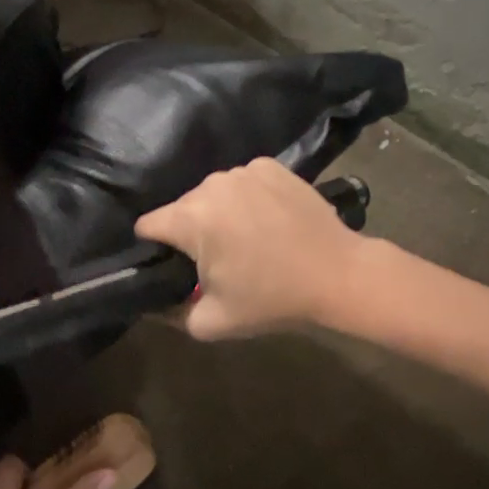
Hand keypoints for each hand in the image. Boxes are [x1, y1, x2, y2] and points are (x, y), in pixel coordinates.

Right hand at [134, 157, 370, 338]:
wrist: (340, 276)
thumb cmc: (272, 299)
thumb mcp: (212, 322)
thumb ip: (170, 315)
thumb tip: (152, 306)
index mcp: (190, 218)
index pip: (147, 226)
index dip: (153, 249)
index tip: (175, 267)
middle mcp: (211, 185)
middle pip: (180, 209)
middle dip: (189, 232)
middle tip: (217, 260)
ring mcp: (243, 171)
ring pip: (211, 194)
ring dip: (217, 214)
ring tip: (245, 239)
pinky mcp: (270, 166)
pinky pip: (241, 182)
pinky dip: (246, 198)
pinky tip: (266, 220)